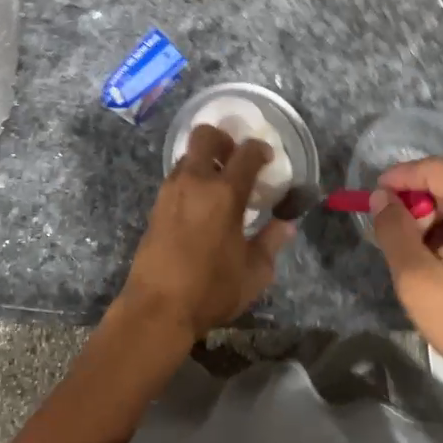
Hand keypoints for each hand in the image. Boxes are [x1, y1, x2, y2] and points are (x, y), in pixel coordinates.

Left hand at [121, 124, 294, 340]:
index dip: (260, 149)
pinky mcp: (156, 204)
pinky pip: (176, 176)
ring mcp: (171, 190)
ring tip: (217, 185)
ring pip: (188, 155)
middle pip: (205, 135)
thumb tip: (287, 224)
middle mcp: (195, 181)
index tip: (267, 157)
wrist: (158, 307)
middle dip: (223, 139)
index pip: (246, 154)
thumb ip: (272, 242)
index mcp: (225, 193)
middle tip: (235, 159)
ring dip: (204, 160)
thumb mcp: (254, 272)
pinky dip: (190, 179)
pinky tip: (200, 204)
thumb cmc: (211, 289)